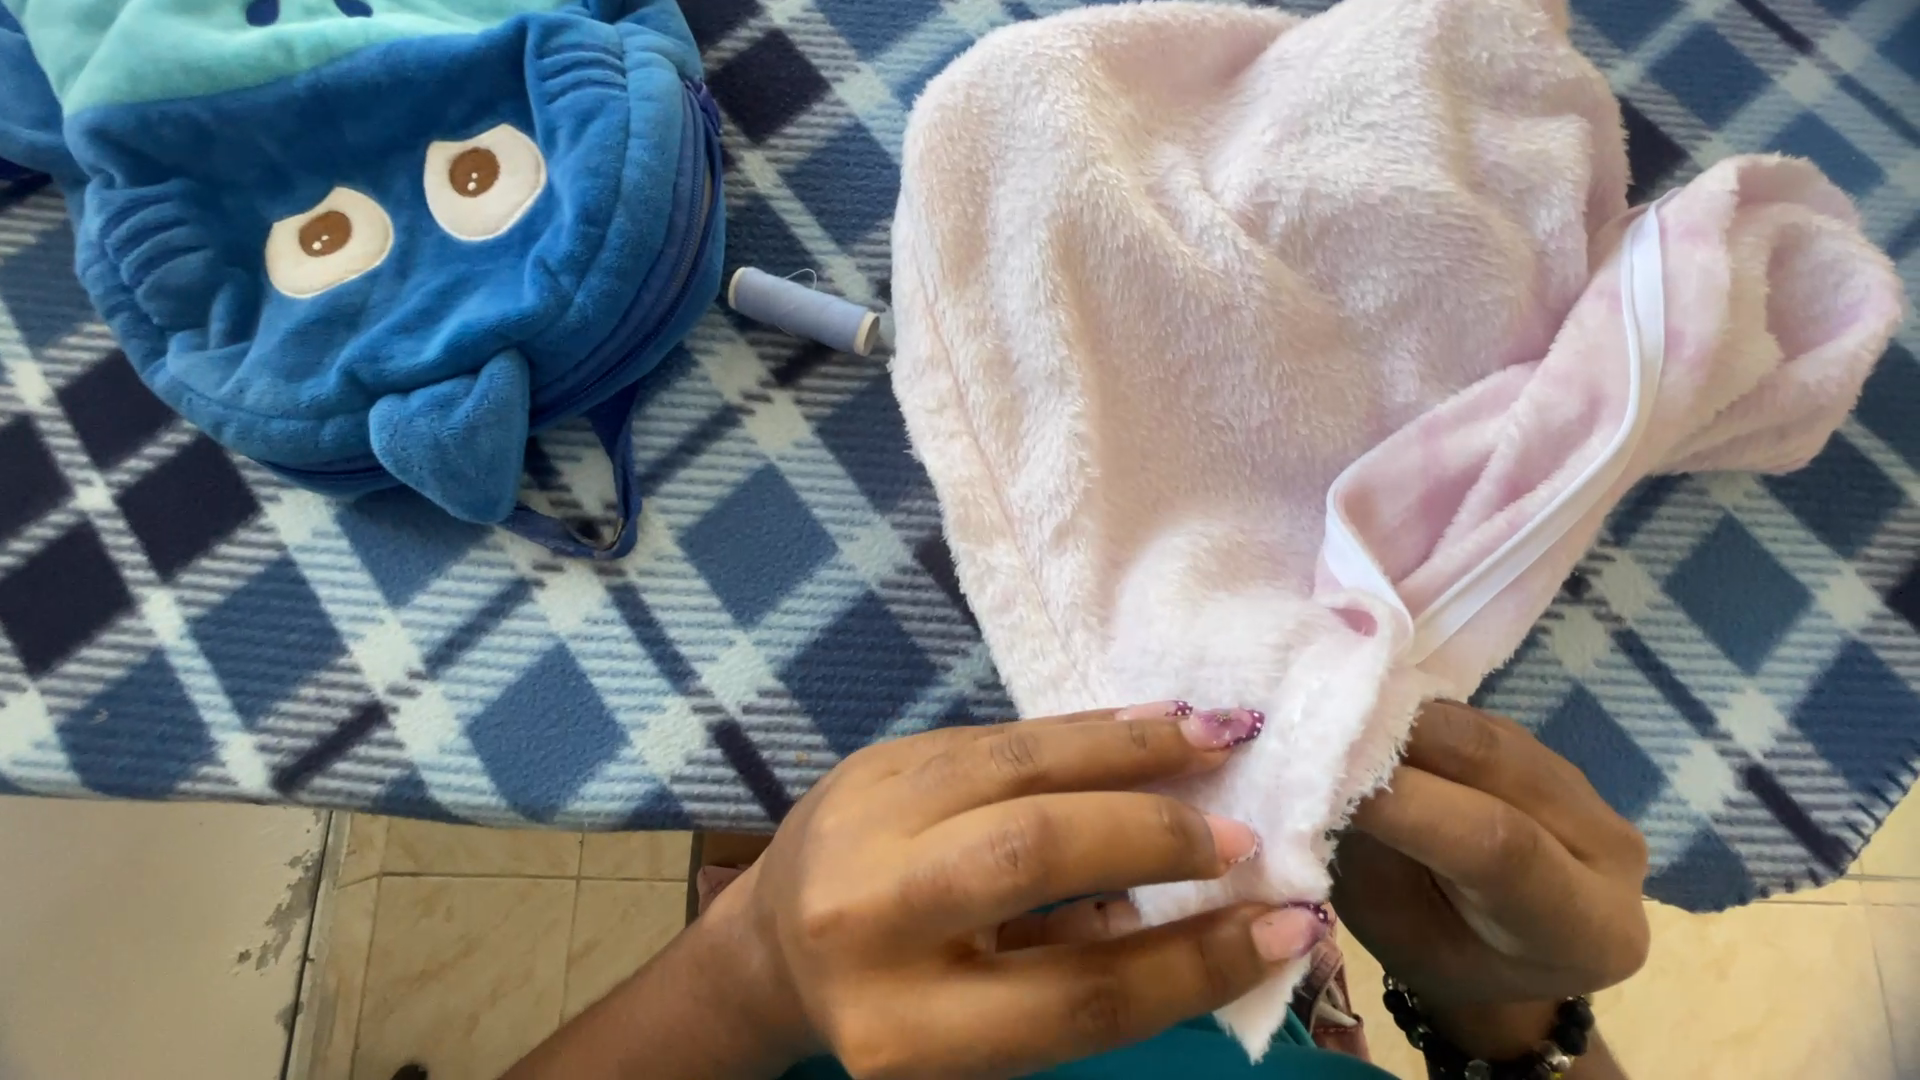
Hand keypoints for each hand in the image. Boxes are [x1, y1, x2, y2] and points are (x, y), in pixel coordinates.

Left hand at [715, 704, 1327, 1079]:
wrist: (771, 940)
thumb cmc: (888, 999)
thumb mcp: (974, 1023)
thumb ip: (1076, 967)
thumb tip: (1197, 909)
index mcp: (907, 1024)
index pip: (1079, 993)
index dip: (1197, 959)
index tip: (1290, 923)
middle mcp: (876, 911)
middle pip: (1036, 851)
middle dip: (1155, 833)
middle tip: (1243, 832)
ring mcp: (869, 814)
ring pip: (1017, 763)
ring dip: (1127, 747)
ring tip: (1213, 733)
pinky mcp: (878, 756)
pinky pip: (998, 734)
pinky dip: (1081, 728)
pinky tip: (1143, 720)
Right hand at [1330, 701, 1649, 1058]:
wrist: (1493, 949)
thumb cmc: (1429, 946)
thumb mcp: (1388, 919)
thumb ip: (1364, 844)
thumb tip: (1312, 768)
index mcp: (1582, 924)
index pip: (1496, 842)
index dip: (1402, 799)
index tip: (1317, 773)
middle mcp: (1604, 847)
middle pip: (1490, 760)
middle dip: (1390, 732)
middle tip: (1314, 722)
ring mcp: (1580, 787)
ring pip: (1475, 725)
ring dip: (1394, 711)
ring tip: (1330, 713)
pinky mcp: (1543, 749)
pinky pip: (1470, 715)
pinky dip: (1407, 708)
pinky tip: (1364, 711)